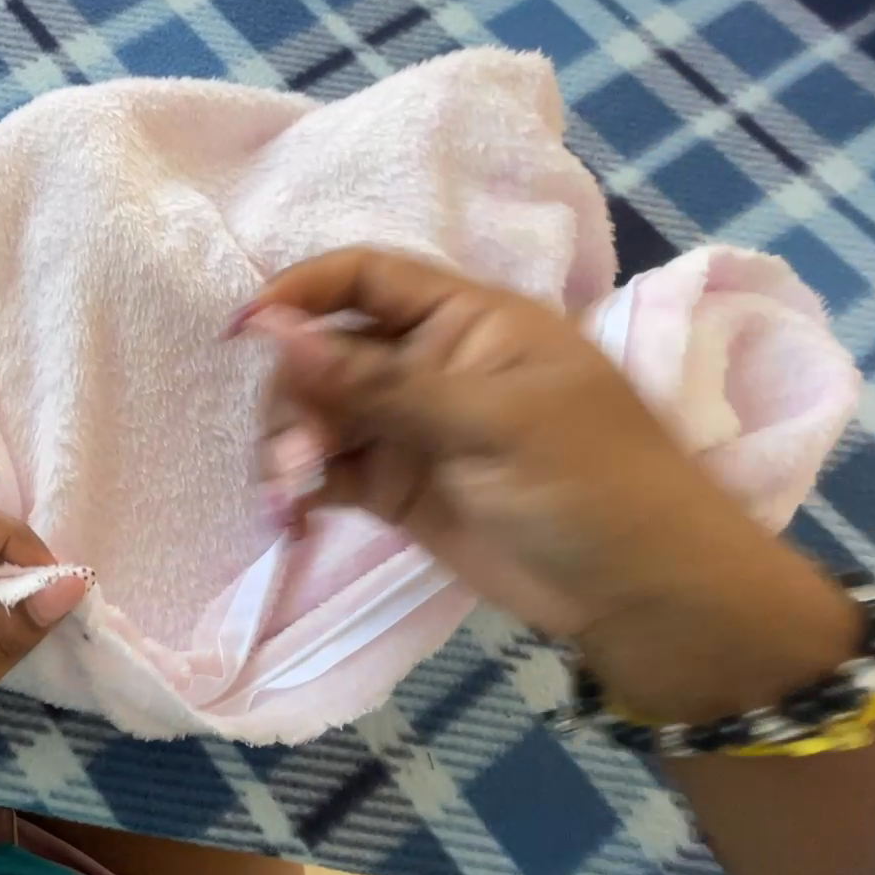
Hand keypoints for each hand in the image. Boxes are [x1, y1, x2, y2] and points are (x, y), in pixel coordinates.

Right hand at [234, 247, 856, 721]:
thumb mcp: (489, 421)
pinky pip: (319, 473)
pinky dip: (296, 492)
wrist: (631, 595)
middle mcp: (420, 367)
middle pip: (320, 357)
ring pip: (311, 417)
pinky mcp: (383, 484)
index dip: (299, 293)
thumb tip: (275, 334)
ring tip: (290, 495)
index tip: (243, 332)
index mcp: (462, 323)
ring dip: (287, 451)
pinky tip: (291, 520)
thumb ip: (378, 381)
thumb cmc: (590, 484)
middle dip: (293, 401)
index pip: (364, 280)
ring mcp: (398, 428)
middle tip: (293, 456)